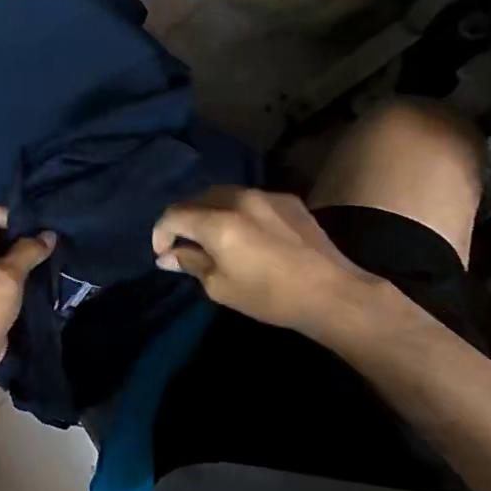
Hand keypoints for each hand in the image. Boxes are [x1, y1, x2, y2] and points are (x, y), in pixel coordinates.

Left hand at [0, 206, 54, 383]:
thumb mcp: (9, 276)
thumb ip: (29, 250)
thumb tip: (49, 234)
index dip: (15, 214)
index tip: (40, 225)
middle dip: (24, 234)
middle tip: (51, 238)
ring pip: (3, 254)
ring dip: (24, 254)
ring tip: (51, 255)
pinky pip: (4, 273)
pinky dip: (20, 271)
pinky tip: (41, 273)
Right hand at [152, 187, 384, 335]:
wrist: (330, 292)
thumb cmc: (270, 297)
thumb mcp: (221, 287)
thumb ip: (191, 263)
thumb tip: (168, 256)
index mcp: (218, 222)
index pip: (174, 214)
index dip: (160, 233)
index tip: (162, 254)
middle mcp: (239, 198)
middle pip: (198, 197)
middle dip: (184, 219)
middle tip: (185, 245)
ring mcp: (266, 194)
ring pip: (225, 194)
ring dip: (211, 211)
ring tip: (214, 236)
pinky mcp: (288, 199)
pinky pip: (251, 198)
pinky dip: (238, 211)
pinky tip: (248, 233)